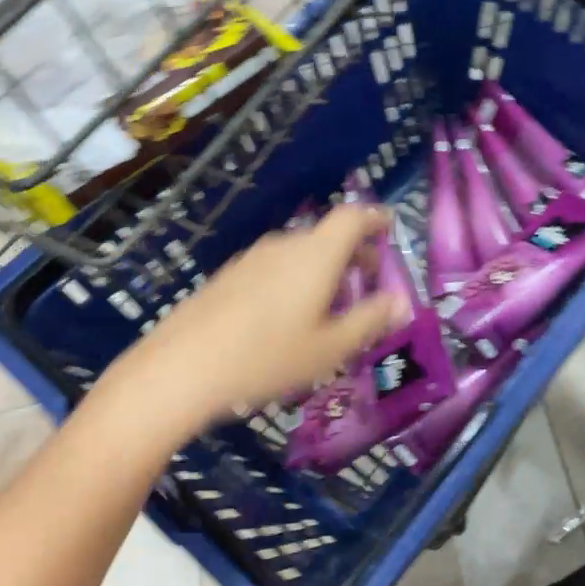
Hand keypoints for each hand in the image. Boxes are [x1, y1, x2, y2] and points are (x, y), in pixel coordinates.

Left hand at [97, 205, 410, 429]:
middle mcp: (284, 246)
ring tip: (331, 311)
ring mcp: (251, 259)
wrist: (182, 368)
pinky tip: (289, 321)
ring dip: (323, 272)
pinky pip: (275, 269)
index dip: (375, 219)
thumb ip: (370, 321)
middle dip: (353, 256)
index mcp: (316, 255)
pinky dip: (295, 282)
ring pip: (299, 254)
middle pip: (326, 237)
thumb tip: (402, 302)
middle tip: (367, 286)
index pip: (353, 217)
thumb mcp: (330, 348)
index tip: (389, 230)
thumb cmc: (268, 358)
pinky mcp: (228, 277)